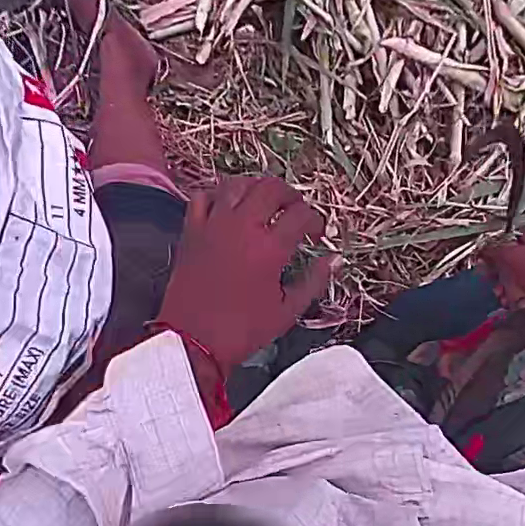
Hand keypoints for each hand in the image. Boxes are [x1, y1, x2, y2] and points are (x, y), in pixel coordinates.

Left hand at [155, 176, 335, 371]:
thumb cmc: (242, 331)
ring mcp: (213, 226)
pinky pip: (203, 197)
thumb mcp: (287, 311)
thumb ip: (314, 281)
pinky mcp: (191, 232)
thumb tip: (334, 259)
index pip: (301, 215)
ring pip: (236, 185)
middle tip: (295, 210)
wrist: (192, 341)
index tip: (316, 233)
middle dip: (290, 195)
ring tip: (264, 203)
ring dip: (255, 188)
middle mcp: (242, 228)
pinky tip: (227, 208)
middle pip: (271, 188)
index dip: (315, 220)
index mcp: (270, 248)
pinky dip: (218, 196)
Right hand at [479, 229, 524, 319]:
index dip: (496, 249)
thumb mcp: (510, 255)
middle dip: (500, 274)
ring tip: (506, 293)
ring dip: (506, 289)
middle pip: (512, 262)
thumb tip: (481, 250)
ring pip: (515, 281)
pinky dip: (517, 299)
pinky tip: (517, 302)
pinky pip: (523, 295)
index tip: (484, 259)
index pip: (511, 239)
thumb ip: (492, 251)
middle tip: (493, 279)